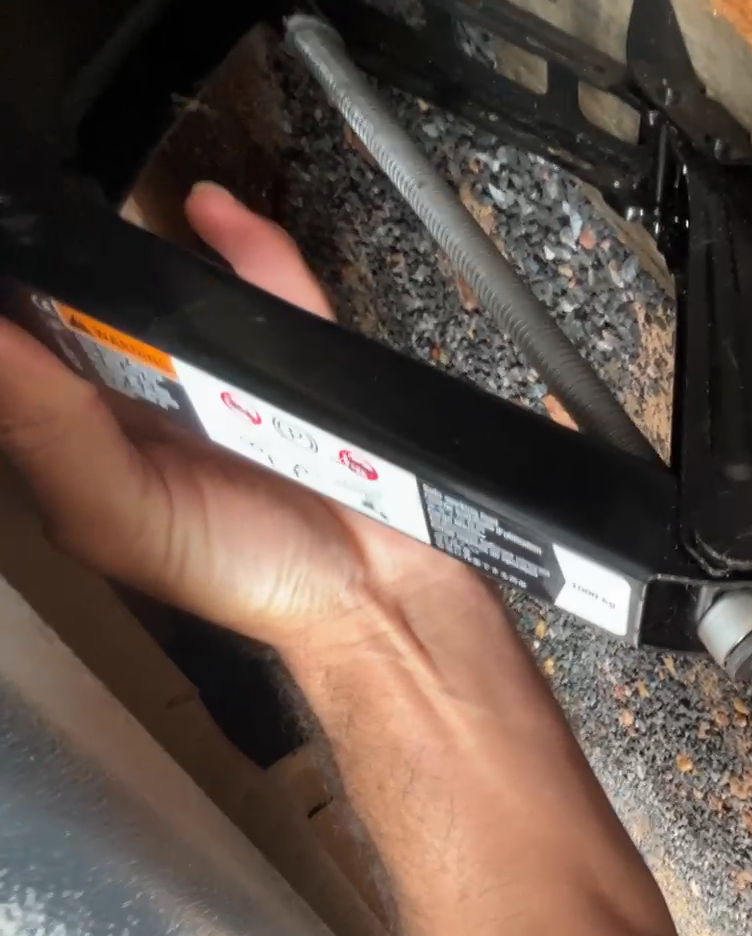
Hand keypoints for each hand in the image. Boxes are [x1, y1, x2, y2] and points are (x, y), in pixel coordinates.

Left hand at [0, 182, 472, 650]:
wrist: (385, 589)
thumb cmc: (252, 574)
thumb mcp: (120, 516)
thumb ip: (48, 429)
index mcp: (92, 436)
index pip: (31, 350)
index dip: (12, 302)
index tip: (7, 246)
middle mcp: (161, 400)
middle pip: (100, 312)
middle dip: (66, 261)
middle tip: (34, 209)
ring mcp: (241, 381)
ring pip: (184, 299)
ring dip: (146, 246)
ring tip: (100, 202)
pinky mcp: (316, 372)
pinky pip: (283, 303)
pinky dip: (256, 252)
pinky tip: (216, 212)